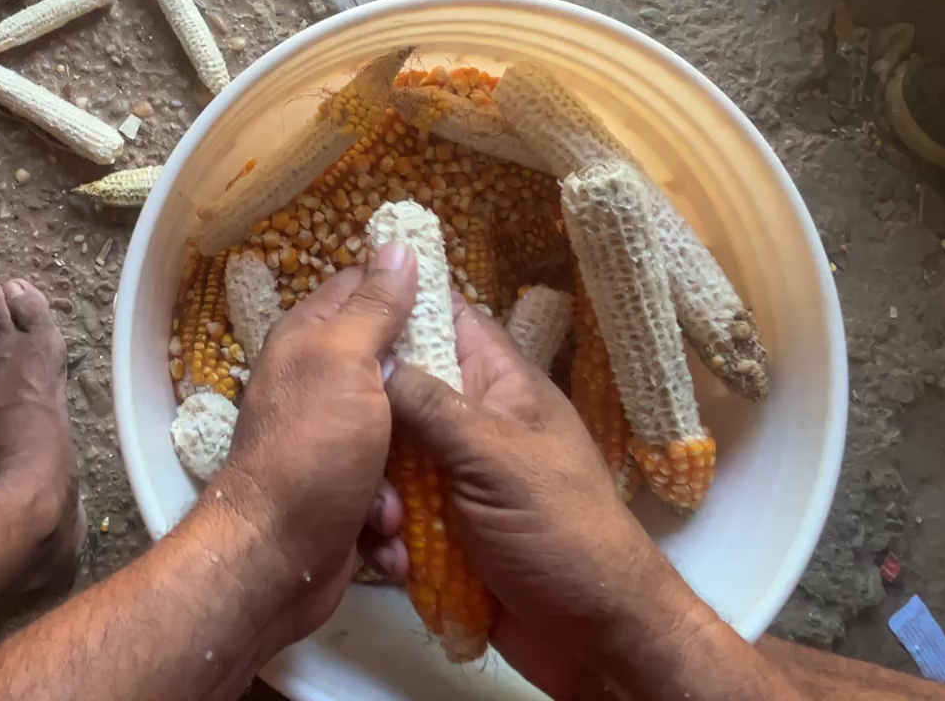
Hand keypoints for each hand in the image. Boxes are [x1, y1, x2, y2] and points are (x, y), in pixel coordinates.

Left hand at [206, 245, 416, 639]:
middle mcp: (318, 379)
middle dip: (419, 388)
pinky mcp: (345, 487)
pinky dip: (390, 505)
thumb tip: (397, 246)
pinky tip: (382, 527)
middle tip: (448, 401)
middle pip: (388, 360)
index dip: (402, 289)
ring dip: (407, 462)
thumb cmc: (313, 447)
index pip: (360, 287)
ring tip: (393, 488)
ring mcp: (330, 436)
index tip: (446, 309)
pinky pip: (386, 481)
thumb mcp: (346, 362)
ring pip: (396, 427)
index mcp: (310, 337)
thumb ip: (373, 307)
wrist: (275, 560)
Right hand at [380, 299, 674, 696]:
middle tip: (350, 443)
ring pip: (390, 450)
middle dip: (373, 417)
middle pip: (403, 386)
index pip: (448, 318)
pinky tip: (393, 555)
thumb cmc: (558, 529)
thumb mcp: (495, 457)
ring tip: (387, 523)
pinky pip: (394, 503)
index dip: (402, 306)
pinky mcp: (439, 517)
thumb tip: (372, 356)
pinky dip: (386, 527)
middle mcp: (471, 416)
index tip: (348, 312)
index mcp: (497, 381)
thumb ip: (431, 405)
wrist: (595, 638)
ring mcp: (454, 468)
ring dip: (377, 486)